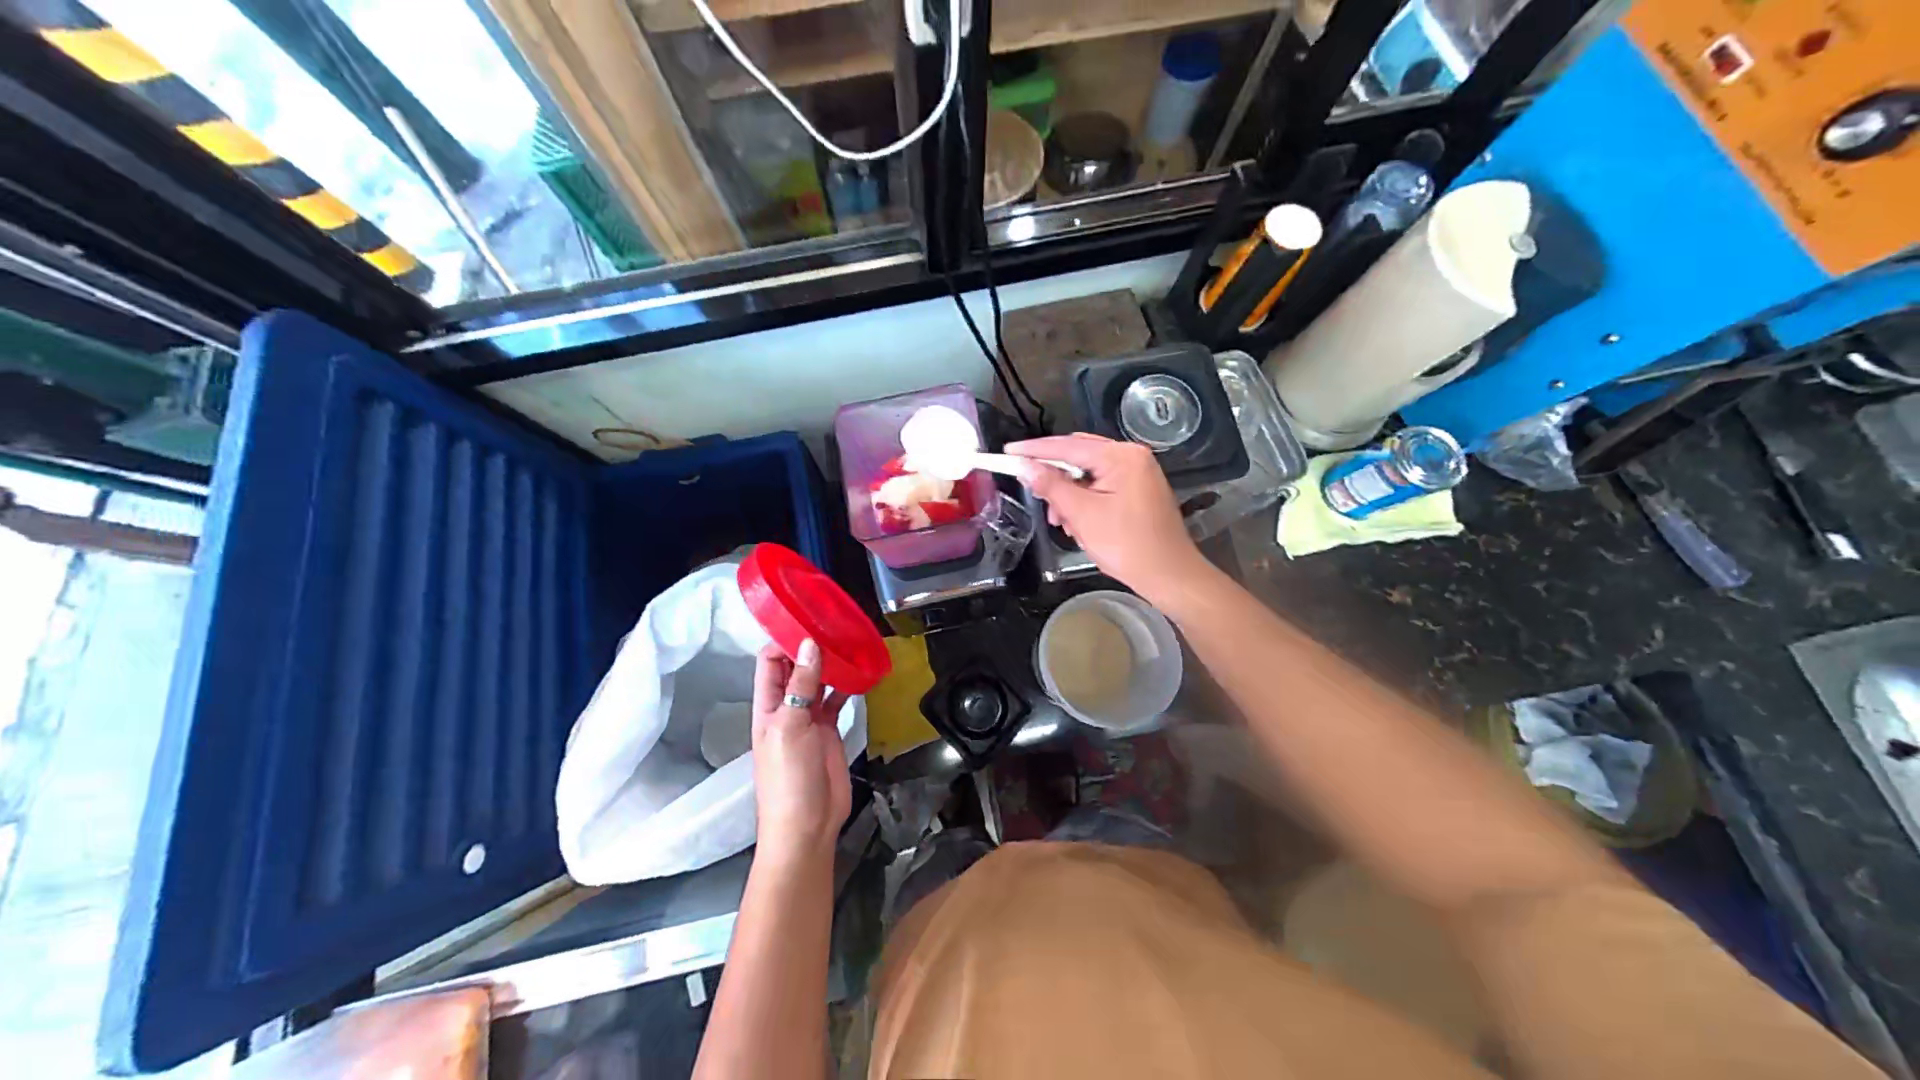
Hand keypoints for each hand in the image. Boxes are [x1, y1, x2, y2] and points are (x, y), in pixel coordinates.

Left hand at [750, 640, 849, 864]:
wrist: (806, 825)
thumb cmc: (788, 777)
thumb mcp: (790, 727)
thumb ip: (800, 686)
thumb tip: (809, 644)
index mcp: (767, 704)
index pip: (770, 660)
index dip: (785, 639)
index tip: (811, 620)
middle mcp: (786, 706)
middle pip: (795, 666)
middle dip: (812, 646)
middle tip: (839, 625)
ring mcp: (808, 718)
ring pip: (818, 680)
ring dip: (831, 663)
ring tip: (853, 643)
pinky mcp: (829, 729)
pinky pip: (837, 699)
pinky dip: (847, 685)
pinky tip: (861, 673)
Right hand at [1006, 434, 1212, 603]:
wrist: (1169, 576)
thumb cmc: (1127, 546)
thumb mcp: (1082, 515)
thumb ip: (1051, 486)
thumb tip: (1024, 467)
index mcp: (1121, 456)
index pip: (1067, 446)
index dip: (1034, 450)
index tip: (1008, 452)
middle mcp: (1132, 457)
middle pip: (1078, 457)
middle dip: (1054, 478)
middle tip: (1033, 493)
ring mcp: (1138, 473)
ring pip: (1088, 474)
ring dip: (1069, 494)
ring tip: (1061, 520)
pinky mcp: (1138, 489)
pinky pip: (1102, 485)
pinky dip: (1085, 500)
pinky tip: (1078, 522)